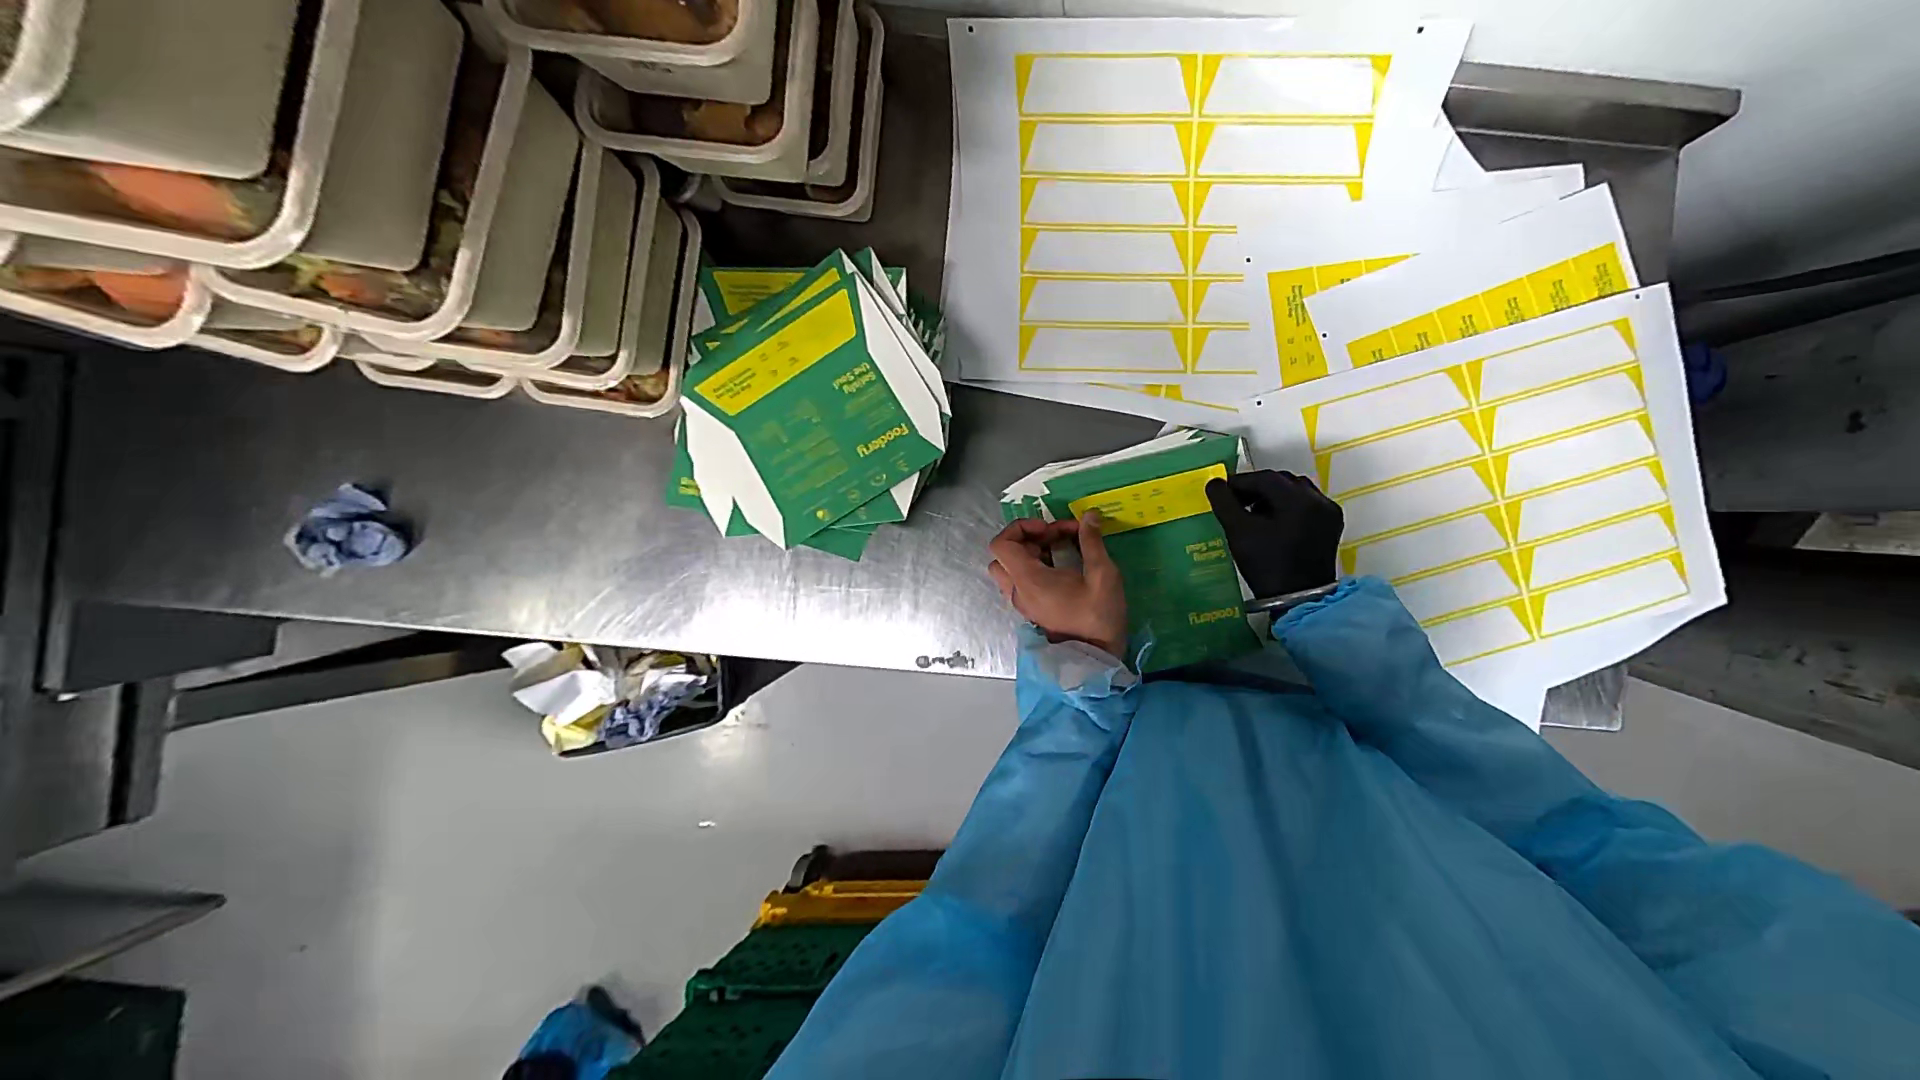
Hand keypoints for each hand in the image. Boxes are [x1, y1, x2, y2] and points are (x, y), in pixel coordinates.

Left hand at [988, 513, 1128, 659]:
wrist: (1098, 658)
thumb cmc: (1099, 617)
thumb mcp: (1103, 575)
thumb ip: (1091, 542)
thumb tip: (1089, 516)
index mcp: (1028, 580)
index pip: (1001, 544)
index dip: (1020, 528)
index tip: (1048, 529)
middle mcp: (1018, 591)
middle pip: (1003, 555)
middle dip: (1028, 539)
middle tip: (1057, 538)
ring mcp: (1023, 603)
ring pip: (1011, 569)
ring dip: (1031, 553)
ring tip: (1061, 551)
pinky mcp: (1031, 610)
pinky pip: (1021, 582)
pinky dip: (1035, 568)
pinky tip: (1063, 568)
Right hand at [1205, 470, 1343, 597]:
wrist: (1297, 599)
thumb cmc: (1266, 565)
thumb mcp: (1239, 532)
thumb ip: (1224, 503)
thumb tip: (1215, 483)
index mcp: (1298, 500)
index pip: (1264, 478)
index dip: (1239, 482)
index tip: (1221, 491)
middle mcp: (1318, 500)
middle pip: (1282, 481)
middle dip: (1256, 487)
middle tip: (1235, 501)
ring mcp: (1328, 514)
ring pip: (1295, 492)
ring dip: (1272, 496)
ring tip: (1252, 513)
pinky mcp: (1330, 526)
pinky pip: (1305, 506)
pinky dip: (1286, 507)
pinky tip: (1271, 523)